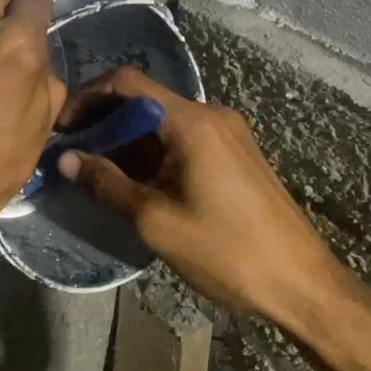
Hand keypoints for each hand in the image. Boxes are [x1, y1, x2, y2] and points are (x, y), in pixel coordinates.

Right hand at [55, 67, 348, 329]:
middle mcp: (211, 115)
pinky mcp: (237, 155)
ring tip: (98, 170)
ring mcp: (228, 134)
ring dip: (127, 139)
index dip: (88, 96)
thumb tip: (64, 159)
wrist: (306, 288)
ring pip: (163, 121)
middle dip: (104, 120)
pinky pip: (183, 138)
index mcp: (191, 122)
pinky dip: (153, 151)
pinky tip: (137, 182)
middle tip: (74, 151)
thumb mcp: (155, 220)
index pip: (127, 82)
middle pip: (144, 99)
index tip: (64, 126)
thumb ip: (106, 183)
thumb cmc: (228, 251)